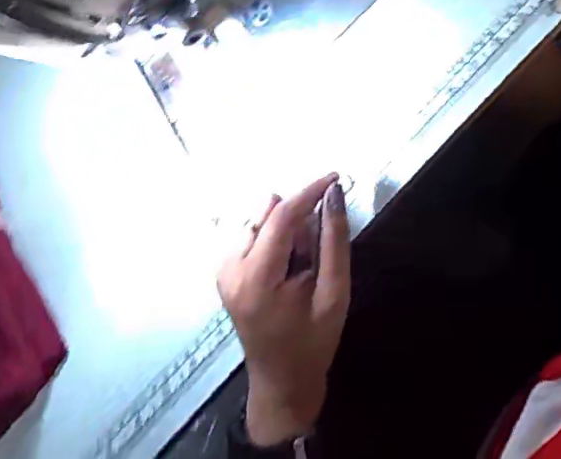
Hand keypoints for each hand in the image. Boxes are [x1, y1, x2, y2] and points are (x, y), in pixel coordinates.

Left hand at [217, 174, 350, 446]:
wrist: (282, 383)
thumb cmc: (312, 341)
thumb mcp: (334, 291)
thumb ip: (334, 239)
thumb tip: (333, 192)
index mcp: (256, 279)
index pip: (281, 216)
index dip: (310, 191)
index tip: (336, 177)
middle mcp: (231, 270)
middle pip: (270, 215)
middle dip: (300, 220)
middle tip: (316, 253)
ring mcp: (224, 270)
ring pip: (262, 220)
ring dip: (288, 229)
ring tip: (302, 263)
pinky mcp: (225, 271)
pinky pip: (256, 232)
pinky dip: (278, 237)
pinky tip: (289, 264)